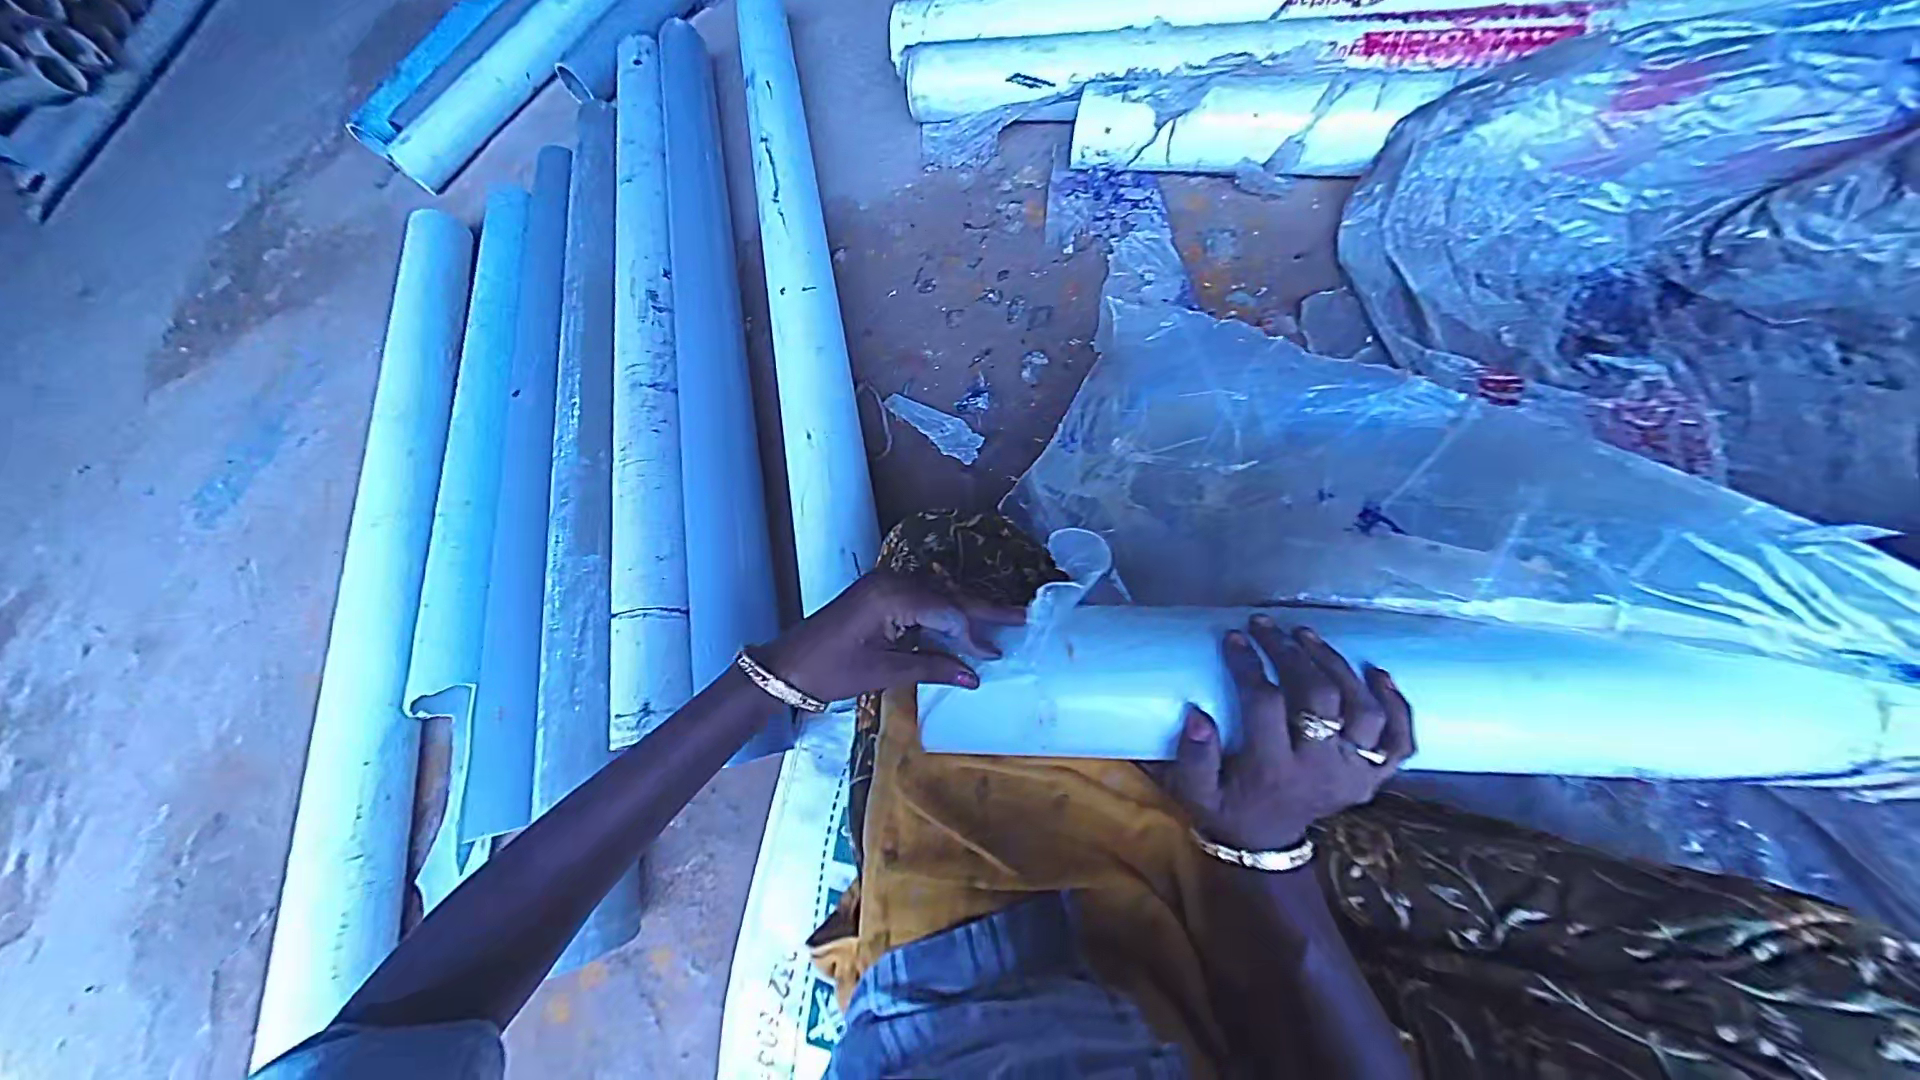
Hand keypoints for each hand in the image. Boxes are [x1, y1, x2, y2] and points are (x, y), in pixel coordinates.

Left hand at [753, 571, 1025, 704]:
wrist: (787, 665)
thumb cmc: (831, 671)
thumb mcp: (884, 672)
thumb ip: (932, 667)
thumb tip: (975, 677)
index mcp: (893, 597)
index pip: (949, 612)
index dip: (974, 635)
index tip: (996, 655)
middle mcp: (893, 580)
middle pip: (949, 595)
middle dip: (984, 610)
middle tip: (1022, 616)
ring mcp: (886, 583)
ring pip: (939, 594)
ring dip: (968, 608)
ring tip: (1002, 617)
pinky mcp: (881, 591)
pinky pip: (923, 597)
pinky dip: (945, 610)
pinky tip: (964, 621)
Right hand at [1158, 615, 1414, 850]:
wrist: (1267, 844)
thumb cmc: (1226, 809)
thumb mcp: (1195, 792)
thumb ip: (1194, 757)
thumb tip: (1197, 714)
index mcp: (1275, 770)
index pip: (1266, 704)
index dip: (1250, 666)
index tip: (1234, 638)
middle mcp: (1323, 770)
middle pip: (1320, 696)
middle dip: (1292, 653)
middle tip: (1267, 626)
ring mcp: (1356, 773)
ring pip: (1363, 709)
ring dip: (1337, 666)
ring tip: (1307, 636)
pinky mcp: (1374, 776)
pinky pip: (1401, 740)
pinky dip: (1397, 705)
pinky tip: (1377, 672)